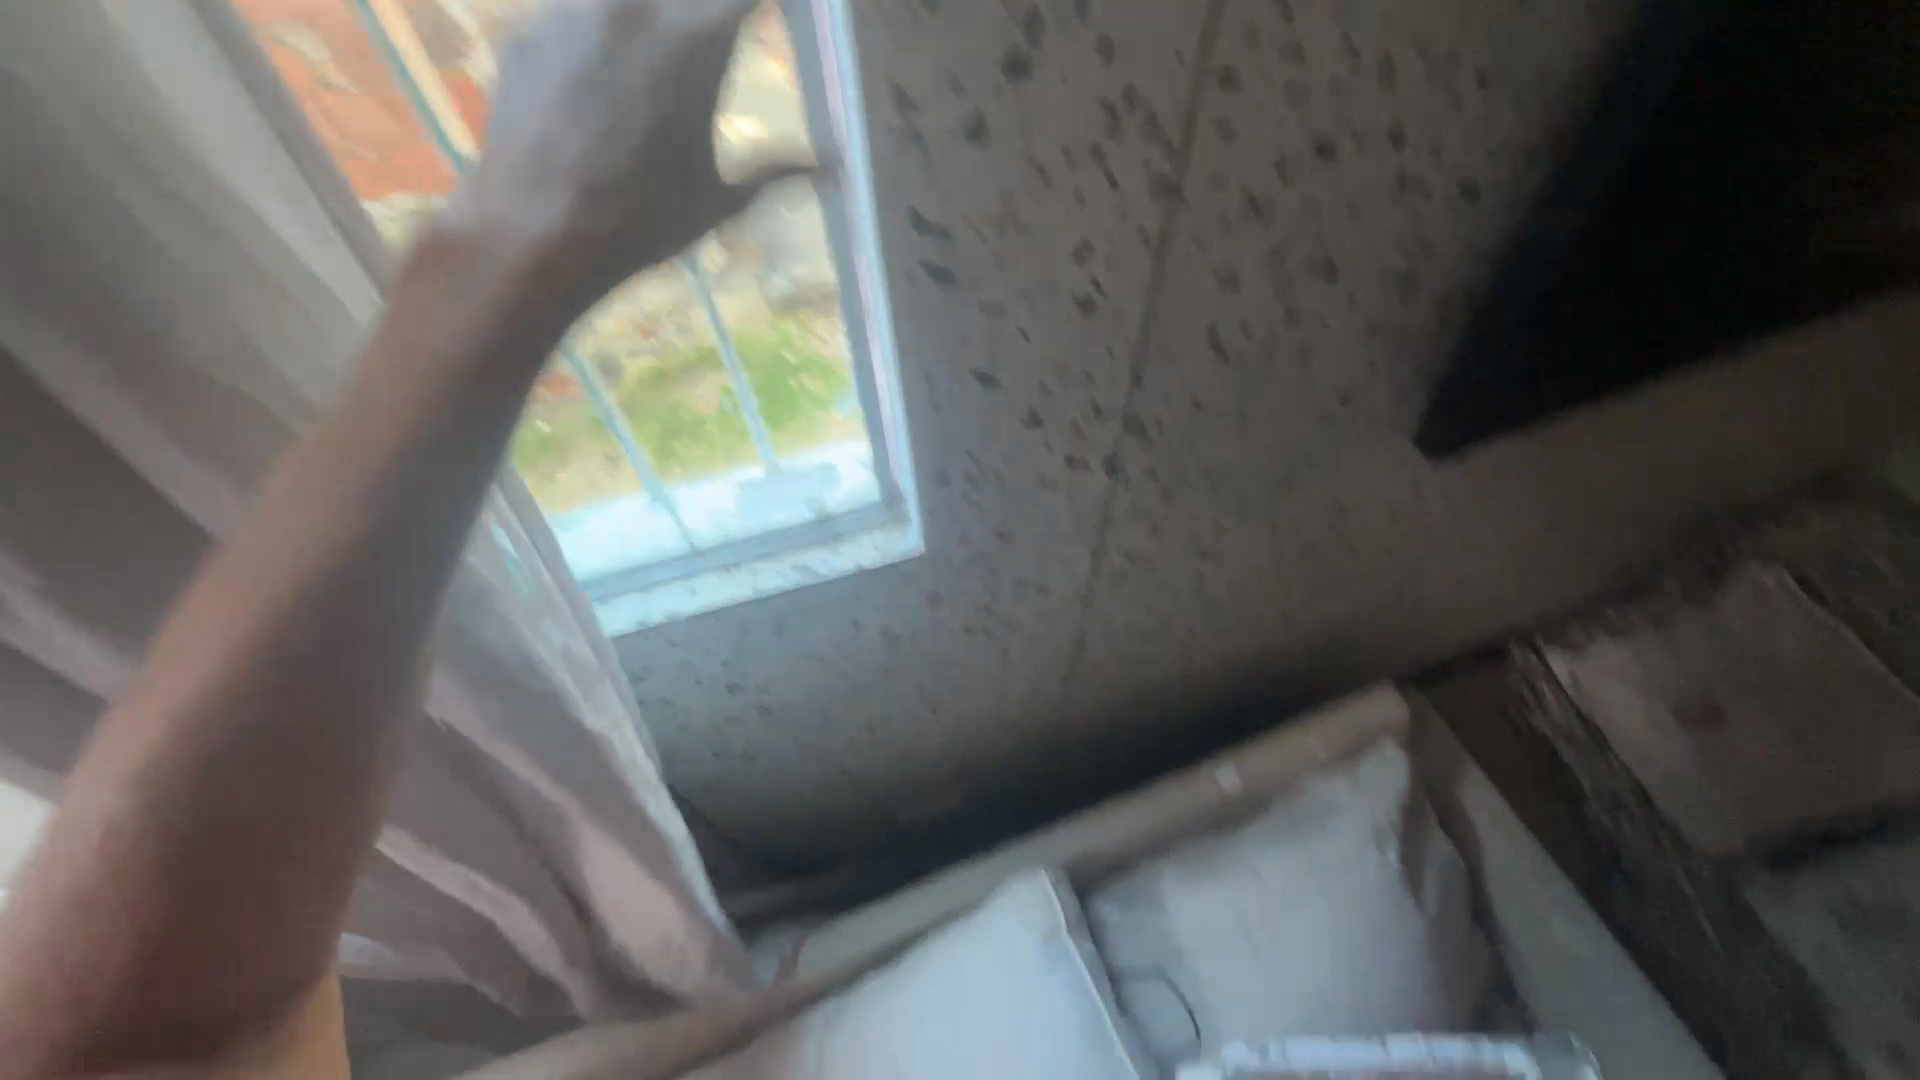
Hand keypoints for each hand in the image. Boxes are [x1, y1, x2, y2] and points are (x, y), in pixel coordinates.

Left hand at [448, 0, 813, 302]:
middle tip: (703, 56)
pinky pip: (575, 13)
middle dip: (703, 19)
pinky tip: (598, 91)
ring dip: (648, 24)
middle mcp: (636, 8)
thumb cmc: (643, 225)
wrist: (538, 236)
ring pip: (627, 4)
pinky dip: (599, 36)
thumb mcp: (720, 200)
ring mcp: (573, 10)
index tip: (772, 14)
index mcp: (696, 43)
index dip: (762, 5)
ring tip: (647, 101)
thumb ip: (777, 171)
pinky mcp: (528, 29)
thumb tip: (834, 169)